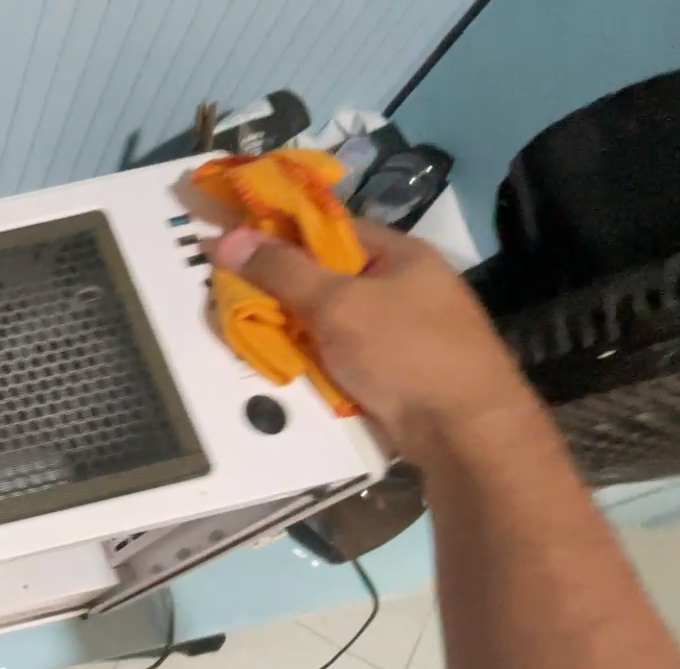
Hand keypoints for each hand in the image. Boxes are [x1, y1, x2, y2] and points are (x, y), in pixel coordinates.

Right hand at [209, 219, 540, 462]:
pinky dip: (297, 352)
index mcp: (397, 254)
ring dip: (280, 324)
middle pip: (317, 274)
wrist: (455, 427)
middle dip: (272, 286)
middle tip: (223, 295)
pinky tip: (270, 358)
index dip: (278, 233)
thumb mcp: (337, 304)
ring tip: (237, 329)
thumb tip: (225, 239)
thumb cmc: (404, 352)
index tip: (229, 245)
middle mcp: (392, 285)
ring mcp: (385, 327)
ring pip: (316, 315)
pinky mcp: (375, 365)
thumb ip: (281, 272)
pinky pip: (323, 348)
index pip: (327, 229)